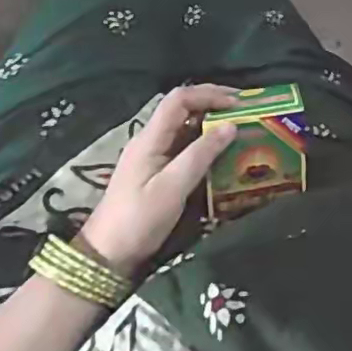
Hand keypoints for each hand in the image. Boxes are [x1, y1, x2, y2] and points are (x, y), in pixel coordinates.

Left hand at [80, 85, 237, 270]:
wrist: (107, 256)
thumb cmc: (139, 220)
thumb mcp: (173, 187)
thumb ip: (201, 154)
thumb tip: (230, 125)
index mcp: (150, 138)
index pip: (179, 99)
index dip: (209, 94)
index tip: (238, 102)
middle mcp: (150, 140)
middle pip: (182, 107)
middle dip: (214, 103)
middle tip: (244, 110)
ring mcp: (152, 155)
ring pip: (184, 126)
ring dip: (211, 123)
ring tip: (239, 128)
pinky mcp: (156, 170)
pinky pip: (183, 145)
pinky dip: (204, 142)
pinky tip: (221, 152)